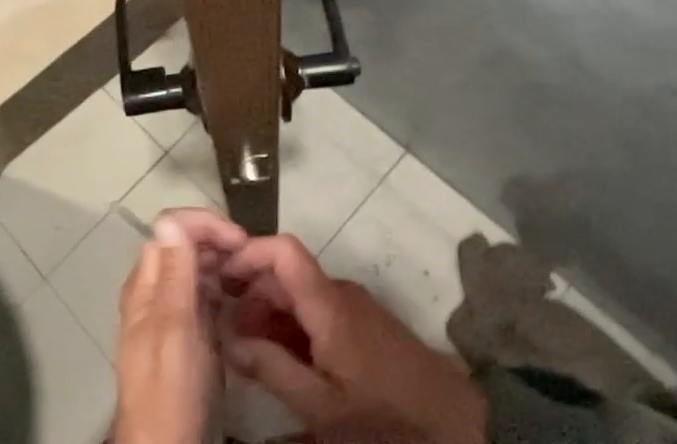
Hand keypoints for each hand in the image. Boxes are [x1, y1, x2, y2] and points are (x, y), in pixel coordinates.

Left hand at [112, 208, 248, 443]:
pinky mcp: (186, 334)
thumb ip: (173, 274)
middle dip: (217, 240)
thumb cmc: (170, 389)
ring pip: (195, 269)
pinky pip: (203, 296)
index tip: (241, 240)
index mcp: (146, 286)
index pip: (170, 228)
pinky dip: (223, 288)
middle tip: (253, 258)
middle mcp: (154, 292)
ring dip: (222, 262)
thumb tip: (168, 218)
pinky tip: (242, 298)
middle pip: (182, 244)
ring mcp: (169, 313)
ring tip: (253, 275)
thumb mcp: (175, 328)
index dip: (205, 224)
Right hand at [223, 235, 487, 443]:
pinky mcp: (366, 324)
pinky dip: (295, 326)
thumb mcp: (320, 405)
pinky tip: (285, 360)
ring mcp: (357, 307)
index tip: (219, 281)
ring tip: (251, 353)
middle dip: (250, 296)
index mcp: (328, 304)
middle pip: (285, 274)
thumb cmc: (383, 416)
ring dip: (271, 315)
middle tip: (226, 333)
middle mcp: (341, 293)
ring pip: (301, 294)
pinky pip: (320, 310)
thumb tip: (227, 339)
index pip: (282, 250)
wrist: (457, 426)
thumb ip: (270, 368)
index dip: (247, 254)